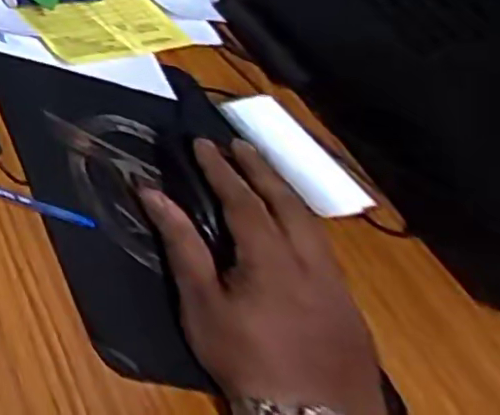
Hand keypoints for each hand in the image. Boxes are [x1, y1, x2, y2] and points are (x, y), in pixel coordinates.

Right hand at [142, 139, 385, 414]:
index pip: (247, 204)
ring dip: (284, 195)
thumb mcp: (201, 300)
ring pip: (314, 230)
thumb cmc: (244, 356)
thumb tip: (151, 193)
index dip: (223, 171)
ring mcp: (338, 291)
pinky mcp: (347, 309)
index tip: (203, 145)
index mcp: (275, 265)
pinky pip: (323, 251)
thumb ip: (181, 243)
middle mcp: (314, 270)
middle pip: (291, 209)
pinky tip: (286, 225)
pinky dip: (299, 223)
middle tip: (238, 145)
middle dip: (263, 173)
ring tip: (260, 173)